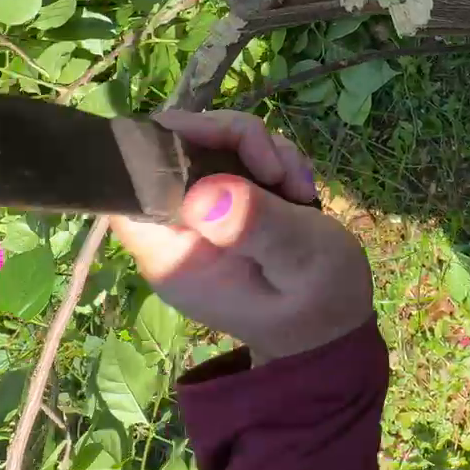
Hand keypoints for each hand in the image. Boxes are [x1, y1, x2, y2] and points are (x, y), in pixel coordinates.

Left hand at [110, 111, 372, 365]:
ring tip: (300, 188)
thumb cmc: (318, 302)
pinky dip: (273, 160)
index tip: (234, 142)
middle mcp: (175, 229)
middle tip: (282, 170)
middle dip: (238, 141)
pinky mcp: (226, 206)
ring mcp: (201, 215)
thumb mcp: (300, 259)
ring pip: (215, 145)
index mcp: (173, 250)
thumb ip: (255, 225)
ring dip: (265, 151)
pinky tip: (300, 188)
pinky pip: (238, 158)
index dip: (176, 140)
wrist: (333, 329)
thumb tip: (205, 192)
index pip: (137, 174)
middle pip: (180, 146)